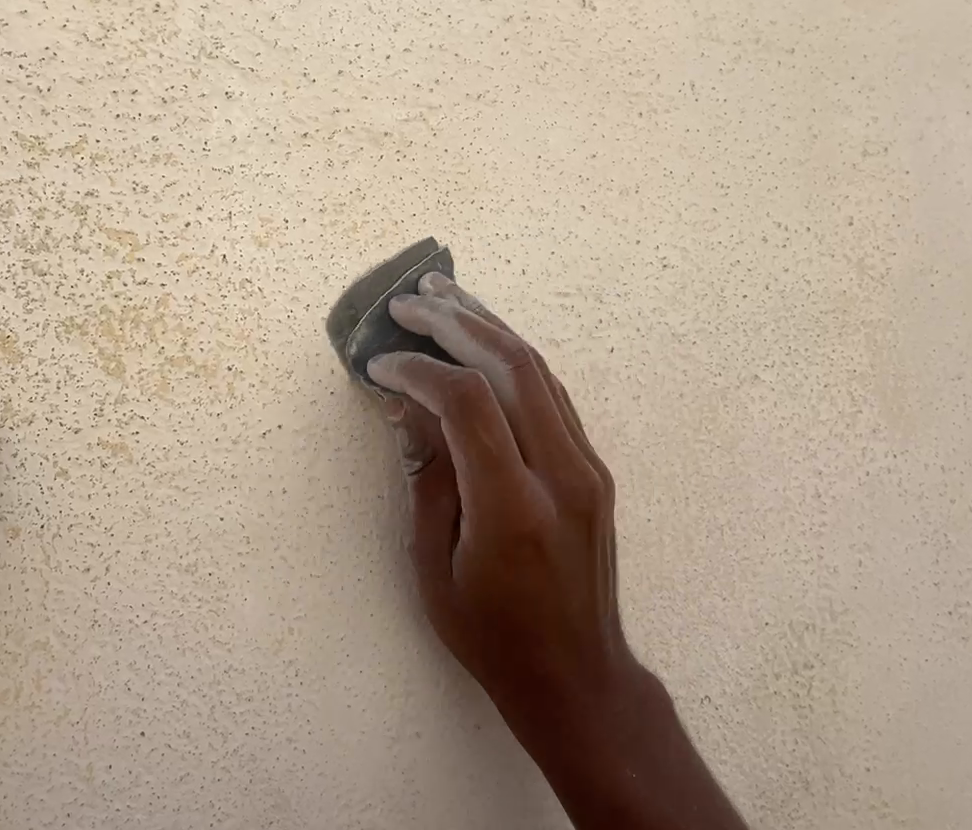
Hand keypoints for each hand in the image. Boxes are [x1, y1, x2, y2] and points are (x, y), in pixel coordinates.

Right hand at [371, 272, 744, 829]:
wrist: (578, 676)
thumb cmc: (491, 633)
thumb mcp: (433, 563)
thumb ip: (426, 475)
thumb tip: (407, 406)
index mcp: (513, 506)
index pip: (466, 402)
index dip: (417, 370)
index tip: (379, 366)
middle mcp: (561, 474)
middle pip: (512, 366)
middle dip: (454, 321)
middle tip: (408, 299)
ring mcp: (586, 467)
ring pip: (538, 369)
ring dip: (488, 324)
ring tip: (444, 293)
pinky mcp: (592, 467)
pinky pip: (550, 392)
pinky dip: (511, 355)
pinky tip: (482, 338)